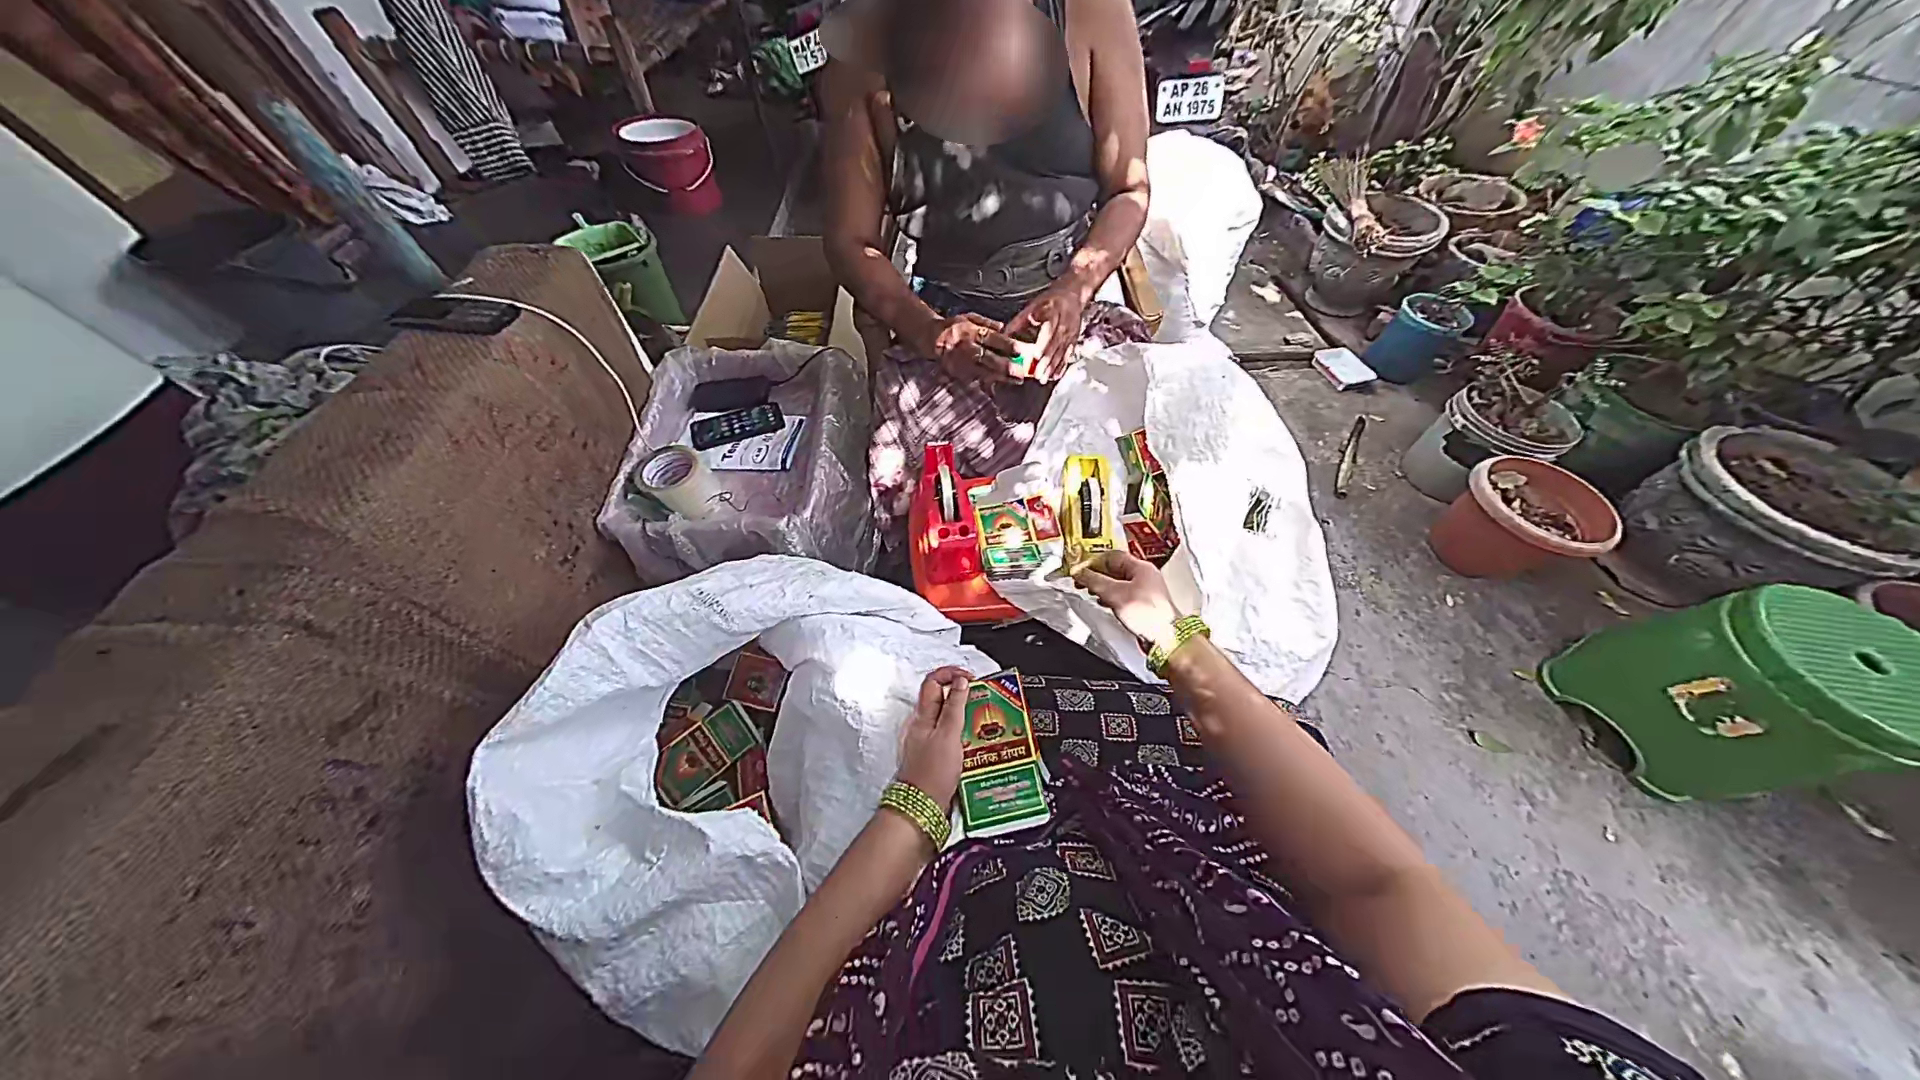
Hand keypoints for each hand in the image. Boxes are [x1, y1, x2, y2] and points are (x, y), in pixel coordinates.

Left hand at [895, 666, 971, 809]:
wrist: (921, 810)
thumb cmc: (931, 774)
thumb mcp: (948, 735)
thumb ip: (954, 707)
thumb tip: (960, 681)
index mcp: (922, 715)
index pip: (933, 681)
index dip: (951, 674)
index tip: (971, 678)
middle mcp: (922, 725)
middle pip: (940, 698)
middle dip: (961, 693)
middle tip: (980, 697)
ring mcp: (927, 741)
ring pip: (946, 717)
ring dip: (963, 714)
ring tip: (981, 720)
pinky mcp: (934, 756)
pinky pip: (949, 737)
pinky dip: (962, 734)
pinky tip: (974, 743)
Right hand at [916, 313, 1022, 383]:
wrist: (930, 339)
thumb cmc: (954, 327)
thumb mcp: (969, 318)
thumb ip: (987, 323)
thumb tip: (1005, 328)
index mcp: (968, 331)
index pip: (990, 337)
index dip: (1005, 344)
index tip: (1020, 350)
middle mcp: (964, 347)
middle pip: (986, 358)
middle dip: (1004, 366)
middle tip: (1020, 372)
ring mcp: (960, 363)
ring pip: (983, 371)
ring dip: (1000, 377)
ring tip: (1016, 380)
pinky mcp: (957, 374)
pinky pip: (975, 379)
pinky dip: (989, 381)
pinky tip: (1002, 383)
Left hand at [1005, 279, 1089, 380]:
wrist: (1073, 295)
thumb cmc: (1050, 302)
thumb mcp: (1033, 306)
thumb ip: (1019, 322)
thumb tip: (1003, 335)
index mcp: (1054, 313)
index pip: (1049, 331)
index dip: (1043, 345)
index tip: (1035, 356)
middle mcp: (1064, 325)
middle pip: (1055, 346)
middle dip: (1046, 362)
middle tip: (1037, 375)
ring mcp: (1070, 334)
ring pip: (1062, 353)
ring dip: (1053, 368)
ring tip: (1044, 379)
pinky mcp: (1073, 341)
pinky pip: (1068, 355)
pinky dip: (1061, 367)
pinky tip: (1055, 376)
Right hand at [1073, 552, 1185, 655]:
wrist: (1165, 638)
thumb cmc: (1149, 614)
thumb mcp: (1115, 593)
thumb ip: (1095, 581)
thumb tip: (1080, 573)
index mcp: (1141, 567)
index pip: (1112, 556)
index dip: (1094, 561)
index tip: (1080, 568)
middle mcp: (1144, 576)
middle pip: (1114, 569)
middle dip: (1096, 574)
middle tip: (1083, 579)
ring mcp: (1144, 590)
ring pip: (1117, 582)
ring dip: (1102, 586)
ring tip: (1091, 590)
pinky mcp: (1142, 604)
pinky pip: (1122, 594)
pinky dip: (1110, 596)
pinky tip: (1105, 602)